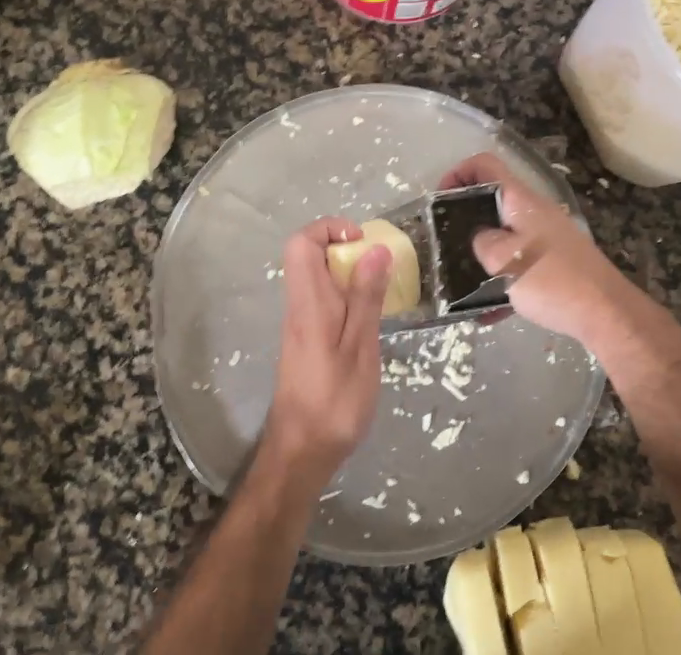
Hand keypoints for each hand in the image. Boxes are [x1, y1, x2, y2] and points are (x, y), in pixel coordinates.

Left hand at [258, 218, 390, 483]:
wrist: (302, 450)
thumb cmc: (335, 402)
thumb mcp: (360, 347)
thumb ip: (366, 297)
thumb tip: (374, 249)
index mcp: (308, 302)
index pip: (301, 242)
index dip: (330, 229)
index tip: (363, 243)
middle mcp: (299, 306)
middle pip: (309, 256)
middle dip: (346, 249)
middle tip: (381, 268)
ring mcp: (301, 323)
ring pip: (318, 279)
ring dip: (349, 275)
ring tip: (382, 293)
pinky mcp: (307, 340)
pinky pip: (324, 301)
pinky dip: (347, 298)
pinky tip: (370, 321)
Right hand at [439, 152, 641, 345]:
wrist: (607, 313)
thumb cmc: (552, 280)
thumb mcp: (504, 260)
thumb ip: (482, 242)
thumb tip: (480, 239)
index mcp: (521, 201)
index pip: (485, 165)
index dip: (458, 173)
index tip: (440, 198)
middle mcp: (536, 212)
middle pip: (493, 202)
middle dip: (466, 221)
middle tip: (446, 245)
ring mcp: (549, 238)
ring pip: (506, 239)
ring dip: (483, 257)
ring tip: (463, 284)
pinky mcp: (557, 264)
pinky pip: (521, 266)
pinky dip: (504, 282)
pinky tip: (489, 313)